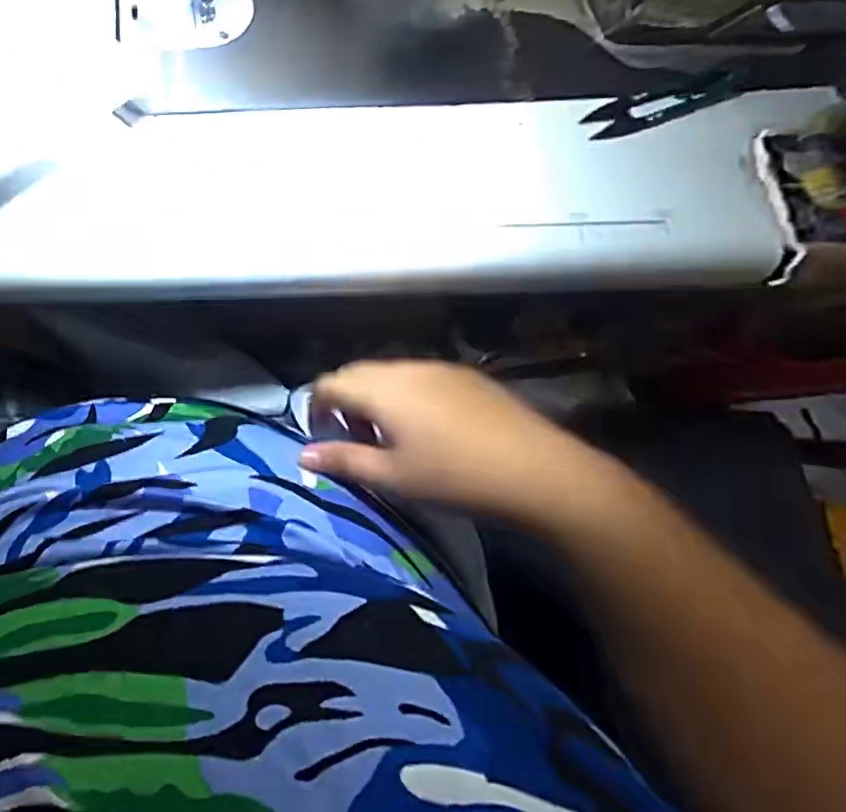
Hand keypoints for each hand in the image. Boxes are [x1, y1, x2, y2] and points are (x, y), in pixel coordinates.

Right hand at [301, 359, 632, 527]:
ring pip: (387, 374)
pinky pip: (418, 376)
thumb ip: (343, 461)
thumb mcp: (393, 477)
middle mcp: (403, 368)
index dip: (316, 409)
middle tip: (355, 440)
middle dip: (344, 402)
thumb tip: (303, 456)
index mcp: (380, 389)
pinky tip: (428, 428)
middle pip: (355, 373)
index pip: (327, 383)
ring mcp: (437, 367)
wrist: (542, 472)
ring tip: (391, 437)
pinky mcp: (465, 375)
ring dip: (374, 398)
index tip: (326, 440)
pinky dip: (405, 395)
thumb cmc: (457, 478)